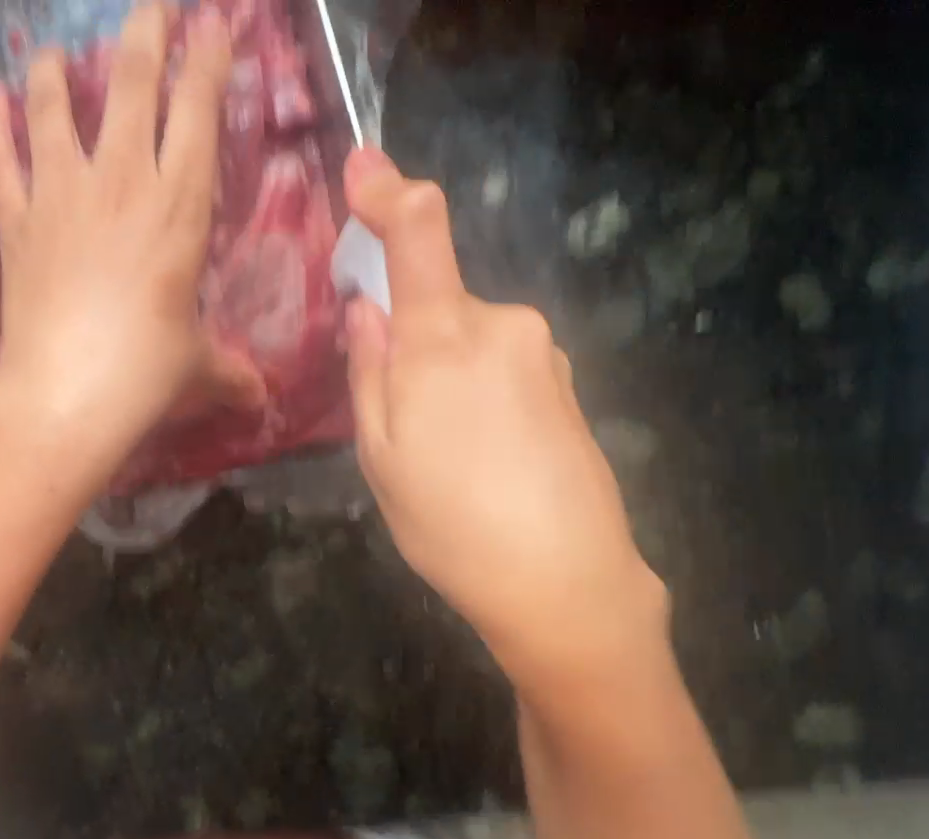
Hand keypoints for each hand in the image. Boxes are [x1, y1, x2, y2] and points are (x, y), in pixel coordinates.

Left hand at [0, 3, 251, 480]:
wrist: (64, 397)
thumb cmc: (144, 376)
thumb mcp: (198, 368)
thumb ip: (230, 372)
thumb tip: (260, 399)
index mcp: (179, 203)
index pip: (198, 105)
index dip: (208, 55)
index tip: (213, 23)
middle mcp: (120, 180)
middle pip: (132, 80)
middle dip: (145, 29)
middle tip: (151, 4)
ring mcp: (60, 195)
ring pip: (55, 106)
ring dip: (54, 68)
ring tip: (53, 48)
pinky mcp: (15, 222)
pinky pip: (0, 159)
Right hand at [342, 149, 667, 690]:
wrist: (564, 582)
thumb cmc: (450, 523)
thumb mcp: (380, 456)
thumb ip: (369, 372)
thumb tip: (367, 306)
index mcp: (446, 337)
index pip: (421, 233)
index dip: (389, 191)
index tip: (363, 165)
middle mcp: (505, 326)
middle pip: (438, 303)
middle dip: (407, 341)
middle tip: (396, 427)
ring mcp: (543, 354)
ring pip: (468, 341)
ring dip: (441, 378)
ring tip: (439, 460)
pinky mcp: (565, 385)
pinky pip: (500, 367)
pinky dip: (474, 395)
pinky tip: (478, 462)